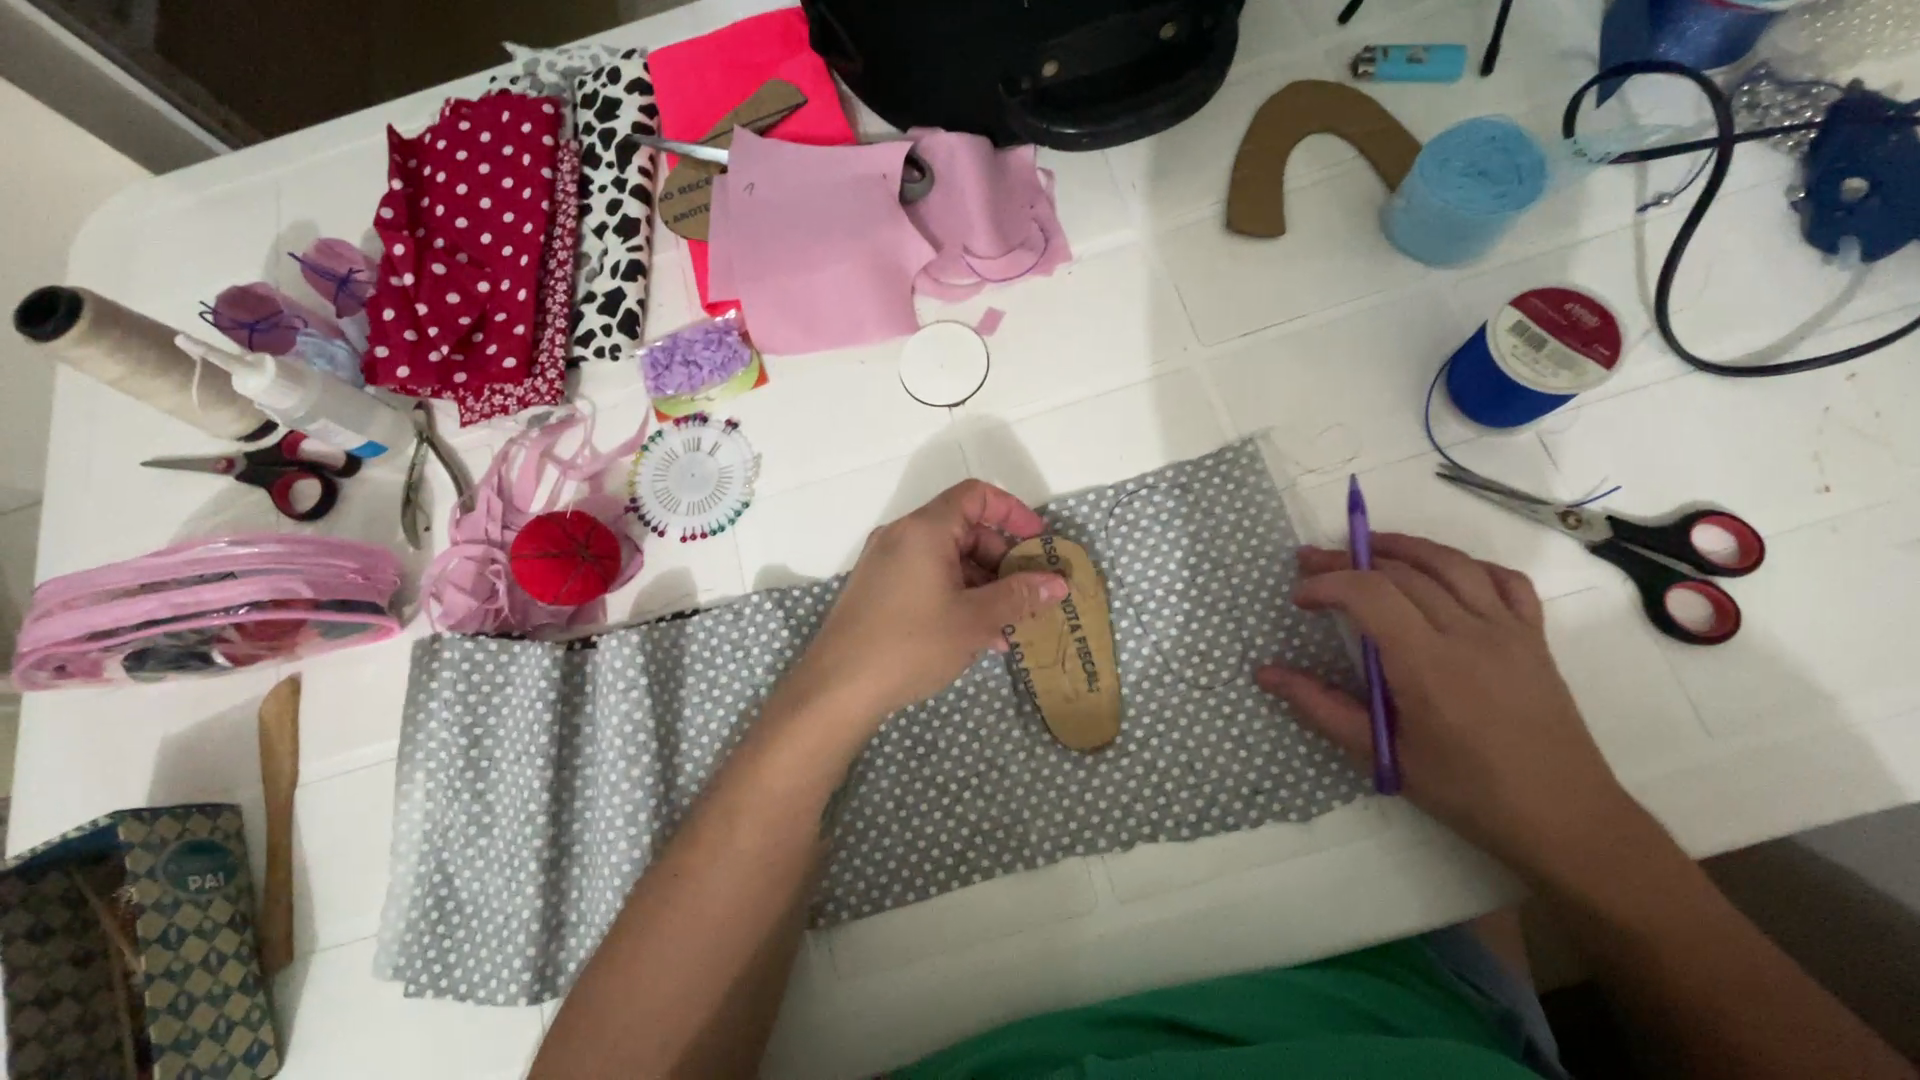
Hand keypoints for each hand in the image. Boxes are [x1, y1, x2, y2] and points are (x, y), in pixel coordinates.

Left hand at [788, 480, 1069, 729]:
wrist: (838, 688)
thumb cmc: (910, 645)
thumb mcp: (974, 620)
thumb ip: (1019, 597)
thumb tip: (1058, 584)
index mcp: (924, 530)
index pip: (976, 496)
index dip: (1013, 512)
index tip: (1038, 542)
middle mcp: (902, 537)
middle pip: (964, 530)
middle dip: (1002, 560)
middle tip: (1029, 594)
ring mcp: (886, 564)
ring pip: (947, 560)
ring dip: (983, 585)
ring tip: (1009, 625)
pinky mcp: (878, 591)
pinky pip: (928, 580)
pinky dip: (956, 597)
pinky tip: (978, 636)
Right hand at [1255, 533, 1651, 878]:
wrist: (1563, 816)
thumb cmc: (1466, 791)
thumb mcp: (1383, 754)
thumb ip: (1321, 707)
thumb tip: (1266, 673)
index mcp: (1428, 664)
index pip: (1370, 594)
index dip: (1328, 582)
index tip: (1299, 596)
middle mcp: (1469, 634)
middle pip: (1403, 571)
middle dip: (1349, 560)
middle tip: (1310, 565)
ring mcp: (1508, 630)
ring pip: (1451, 563)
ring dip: (1403, 546)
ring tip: (1366, 545)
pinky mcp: (1534, 637)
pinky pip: (1504, 581)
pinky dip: (1467, 565)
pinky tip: (1443, 571)